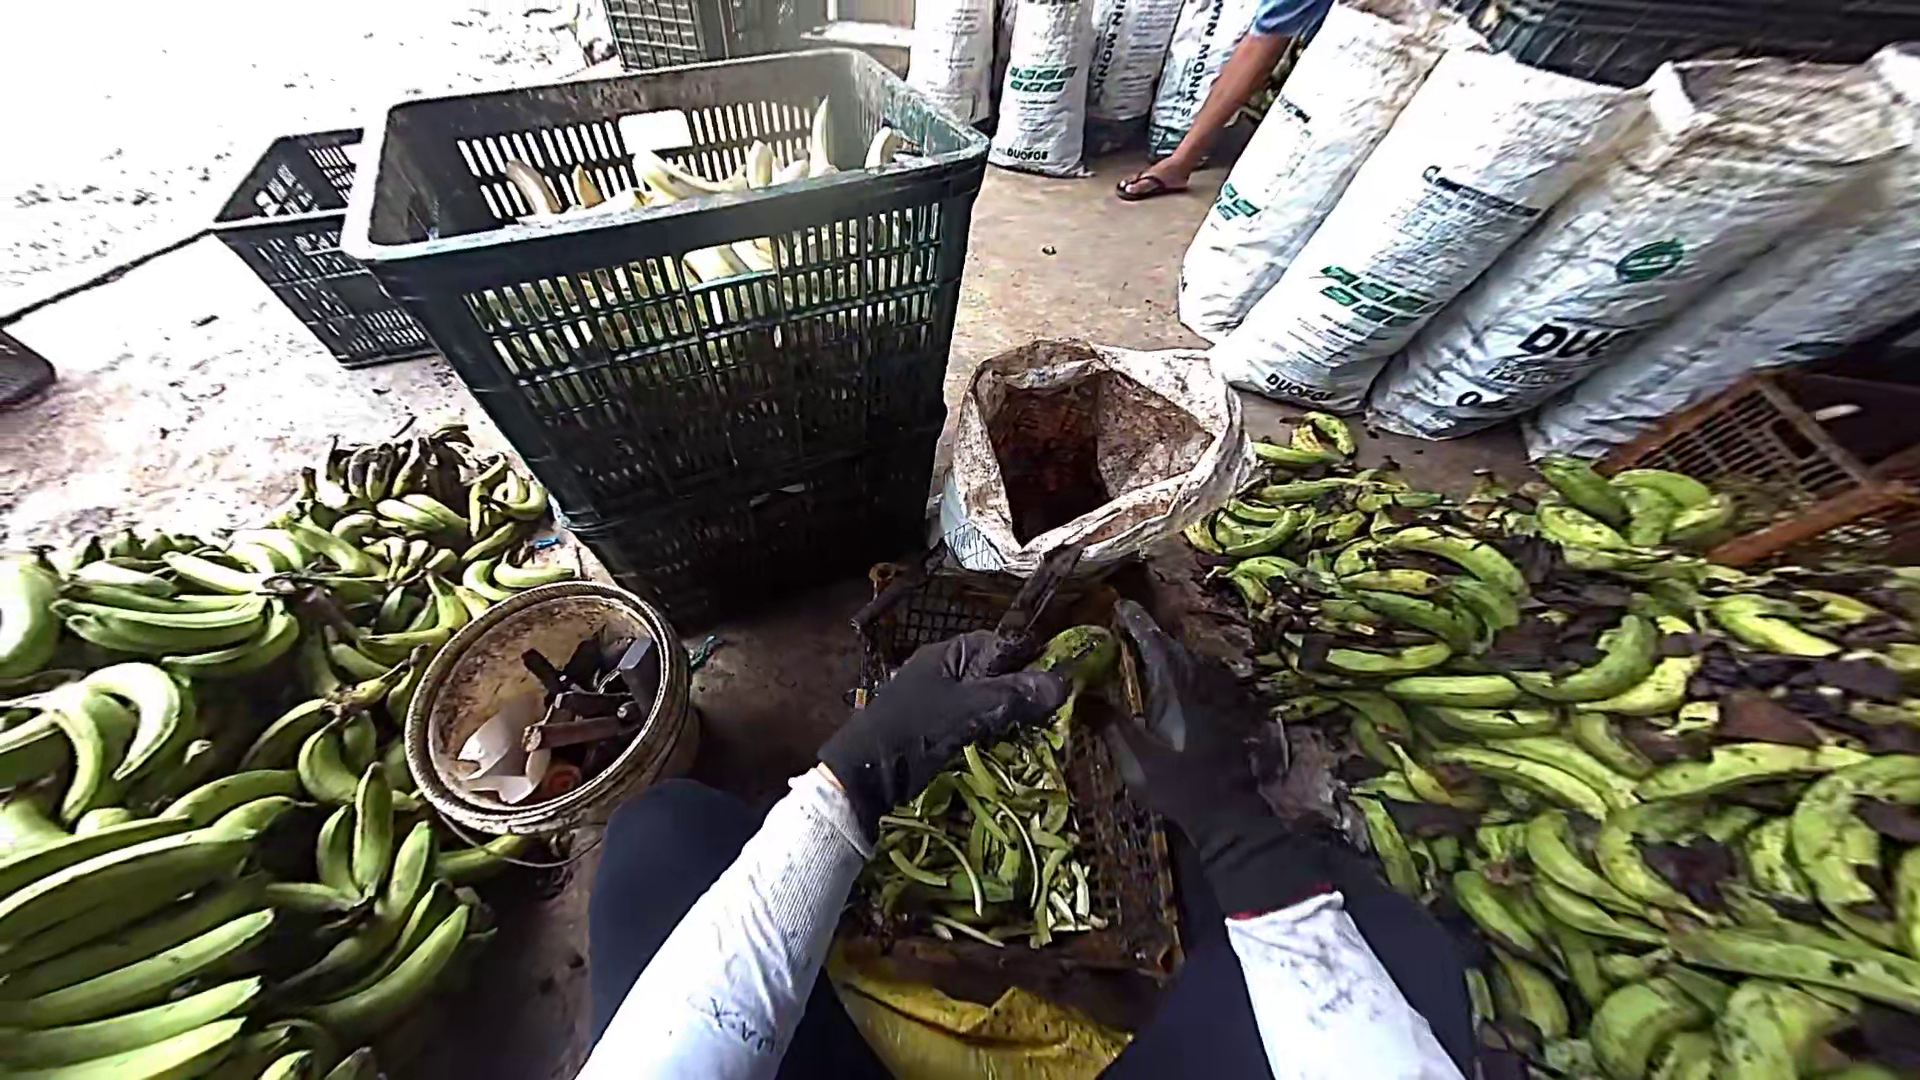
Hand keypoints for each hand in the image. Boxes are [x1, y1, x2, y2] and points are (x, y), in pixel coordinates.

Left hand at [820, 631, 1067, 839]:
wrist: (862, 776)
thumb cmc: (913, 732)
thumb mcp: (966, 711)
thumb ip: (1012, 696)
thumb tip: (1061, 683)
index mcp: (948, 653)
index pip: (1000, 644)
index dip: (1029, 659)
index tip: (1058, 682)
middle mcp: (943, 668)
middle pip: (995, 671)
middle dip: (1021, 689)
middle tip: (1049, 712)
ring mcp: (937, 697)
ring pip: (986, 697)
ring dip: (1008, 712)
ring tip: (1034, 730)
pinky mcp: (935, 724)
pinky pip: (973, 718)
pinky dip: (991, 728)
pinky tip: (1007, 744)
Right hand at [1105, 600, 1328, 914]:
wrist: (1228, 817)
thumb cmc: (1179, 786)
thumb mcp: (1135, 758)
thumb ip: (1108, 723)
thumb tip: (1079, 694)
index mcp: (1175, 689)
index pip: (1154, 644)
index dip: (1137, 622)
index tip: (1120, 605)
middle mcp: (1195, 685)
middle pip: (1171, 647)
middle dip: (1147, 631)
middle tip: (1122, 622)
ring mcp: (1209, 698)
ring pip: (1184, 661)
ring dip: (1161, 648)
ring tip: (1137, 643)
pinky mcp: (1216, 713)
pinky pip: (1191, 676)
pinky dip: (1173, 667)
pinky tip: (1161, 677)